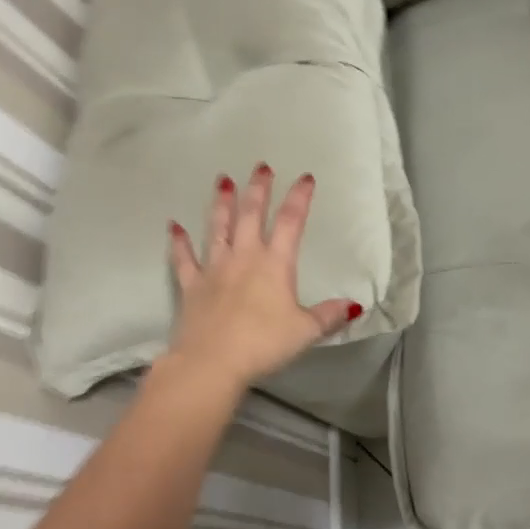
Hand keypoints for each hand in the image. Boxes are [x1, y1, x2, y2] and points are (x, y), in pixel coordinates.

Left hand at [161, 163, 361, 393]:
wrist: (212, 362)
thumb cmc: (263, 344)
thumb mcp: (305, 332)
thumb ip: (329, 315)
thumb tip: (355, 305)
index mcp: (275, 264)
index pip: (291, 223)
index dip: (300, 198)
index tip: (305, 178)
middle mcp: (244, 257)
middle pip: (252, 215)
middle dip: (258, 189)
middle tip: (261, 166)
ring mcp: (214, 269)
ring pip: (218, 228)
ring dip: (221, 204)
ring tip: (222, 181)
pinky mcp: (191, 286)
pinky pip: (183, 259)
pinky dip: (179, 242)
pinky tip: (174, 226)